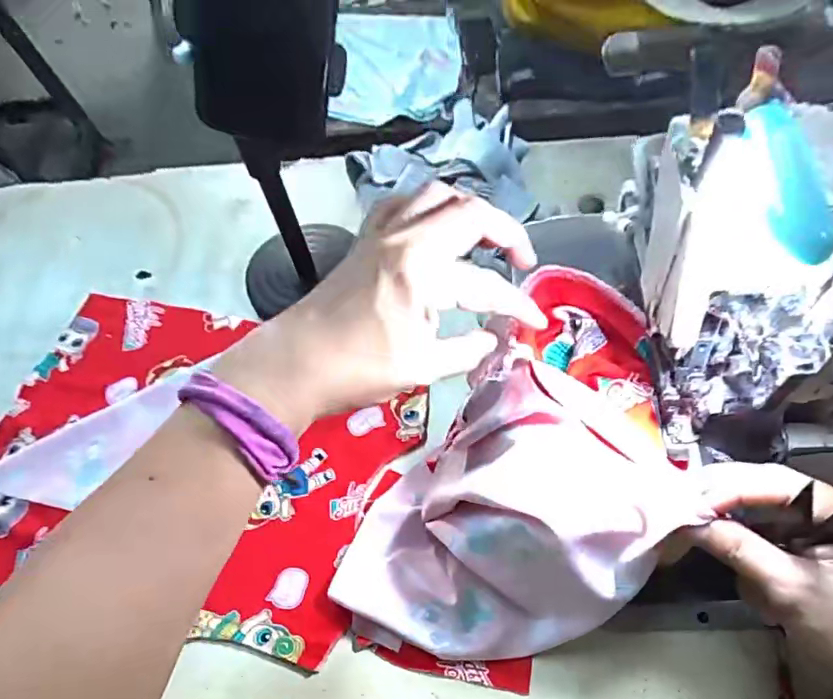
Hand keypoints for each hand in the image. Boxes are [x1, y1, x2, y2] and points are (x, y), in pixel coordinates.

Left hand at [213, 183, 547, 425]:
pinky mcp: (366, 241)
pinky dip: (430, 208)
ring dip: (469, 211)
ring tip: (486, 239)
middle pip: (470, 212)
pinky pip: (404, 204)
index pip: (485, 283)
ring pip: (437, 196)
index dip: (517, 303)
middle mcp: (404, 241)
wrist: (298, 362)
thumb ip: (467, 351)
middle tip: (521, 261)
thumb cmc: (356, 369)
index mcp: (422, 273)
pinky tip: (437, 230)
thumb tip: (491, 340)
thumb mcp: (422, 368)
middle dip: (507, 232)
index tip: (534, 320)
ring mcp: (382, 235)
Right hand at [686, 463, 832, 683]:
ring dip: (748, 545)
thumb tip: (692, 524)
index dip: (738, 490)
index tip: (696, 506)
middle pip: (777, 497)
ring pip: (771, 522)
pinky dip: (759, 565)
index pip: (788, 485)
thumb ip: (740, 550)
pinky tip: (766, 599)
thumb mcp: (789, 590)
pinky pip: (776, 545)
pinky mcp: (820, 556)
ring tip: (747, 583)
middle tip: (691, 515)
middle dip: (736, 511)